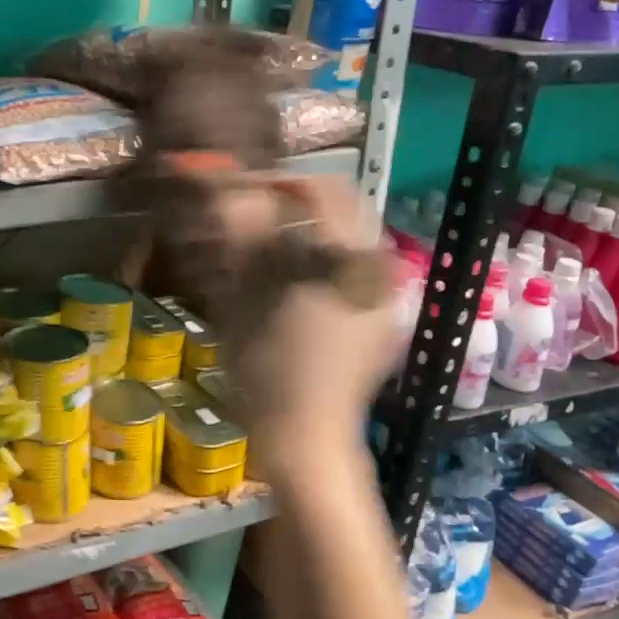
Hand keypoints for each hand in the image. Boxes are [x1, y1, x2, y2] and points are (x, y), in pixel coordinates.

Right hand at [193, 174, 401, 439]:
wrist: (306, 437)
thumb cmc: (266, 366)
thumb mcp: (241, 294)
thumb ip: (242, 234)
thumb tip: (231, 191)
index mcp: (345, 255)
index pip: (318, 188)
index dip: (275, 180)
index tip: (237, 189)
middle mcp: (376, 265)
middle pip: (341, 206)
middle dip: (295, 200)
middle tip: (251, 211)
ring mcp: (387, 292)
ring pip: (349, 234)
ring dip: (310, 225)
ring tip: (267, 242)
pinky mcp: (382, 316)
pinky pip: (356, 265)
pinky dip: (324, 254)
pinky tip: (292, 276)